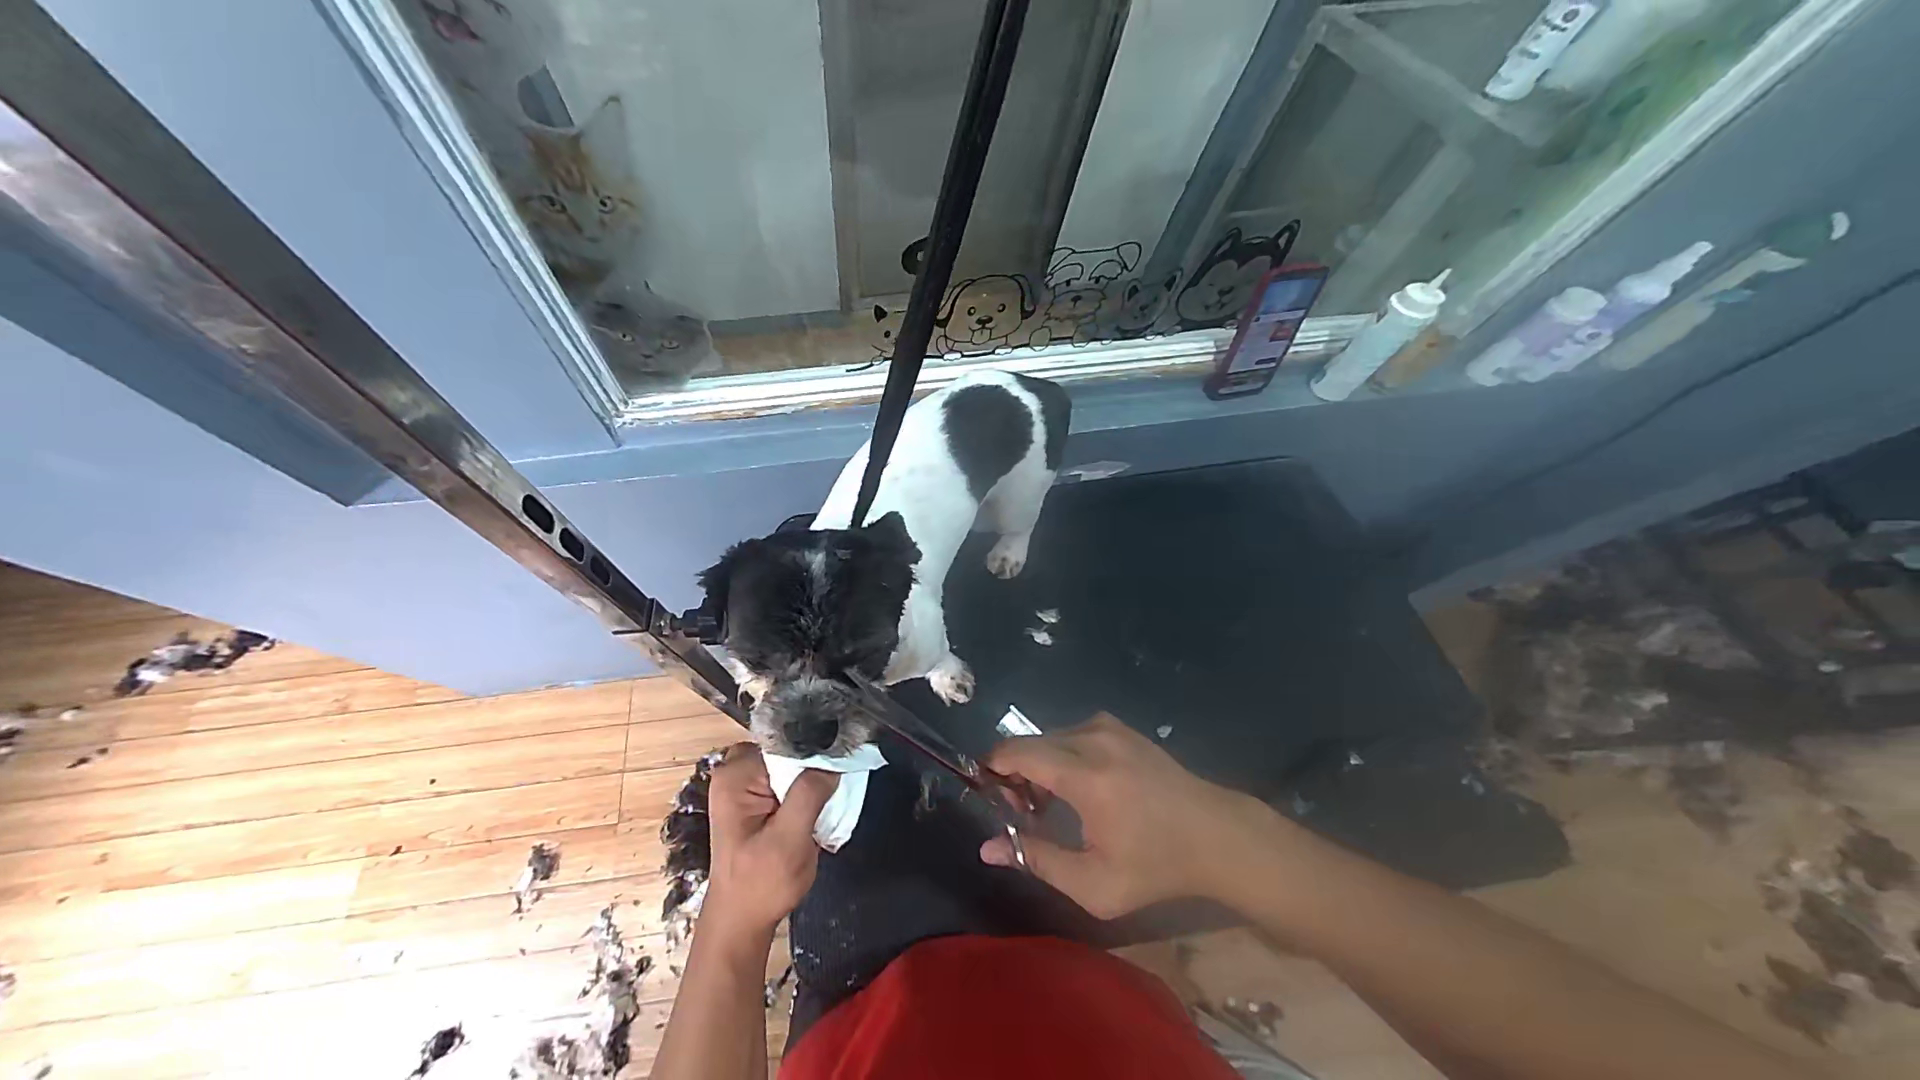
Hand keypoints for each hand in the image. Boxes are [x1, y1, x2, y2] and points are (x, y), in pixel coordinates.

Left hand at [701, 743, 838, 937]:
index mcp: (735, 776)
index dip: (816, 748)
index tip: (845, 755)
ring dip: (814, 778)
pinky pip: (789, 778)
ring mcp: (745, 786)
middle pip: (789, 748)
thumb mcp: (788, 839)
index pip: (785, 742)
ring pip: (792, 763)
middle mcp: (736, 773)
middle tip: (841, 777)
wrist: (743, 922)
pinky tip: (820, 805)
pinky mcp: (757, 799)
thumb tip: (833, 761)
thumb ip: (808, 794)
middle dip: (816, 762)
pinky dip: (807, 789)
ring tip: (834, 792)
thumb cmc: (761, 884)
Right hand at [979, 713, 1277, 918]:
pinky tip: (1077, 786)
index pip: (1016, 752)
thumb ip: (1037, 860)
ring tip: (1051, 806)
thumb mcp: (1094, 883)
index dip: (992, 770)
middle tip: (1024, 814)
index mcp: (1084, 774)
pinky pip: (1072, 733)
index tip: (990, 799)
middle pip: (1030, 744)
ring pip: (1050, 738)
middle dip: (1014, 774)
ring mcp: (1109, 727)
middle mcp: (1092, 738)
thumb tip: (987, 847)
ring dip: (1038, 765)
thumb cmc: (1156, 866)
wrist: (1216, 836)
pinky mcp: (1121, 728)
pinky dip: (1061, 755)